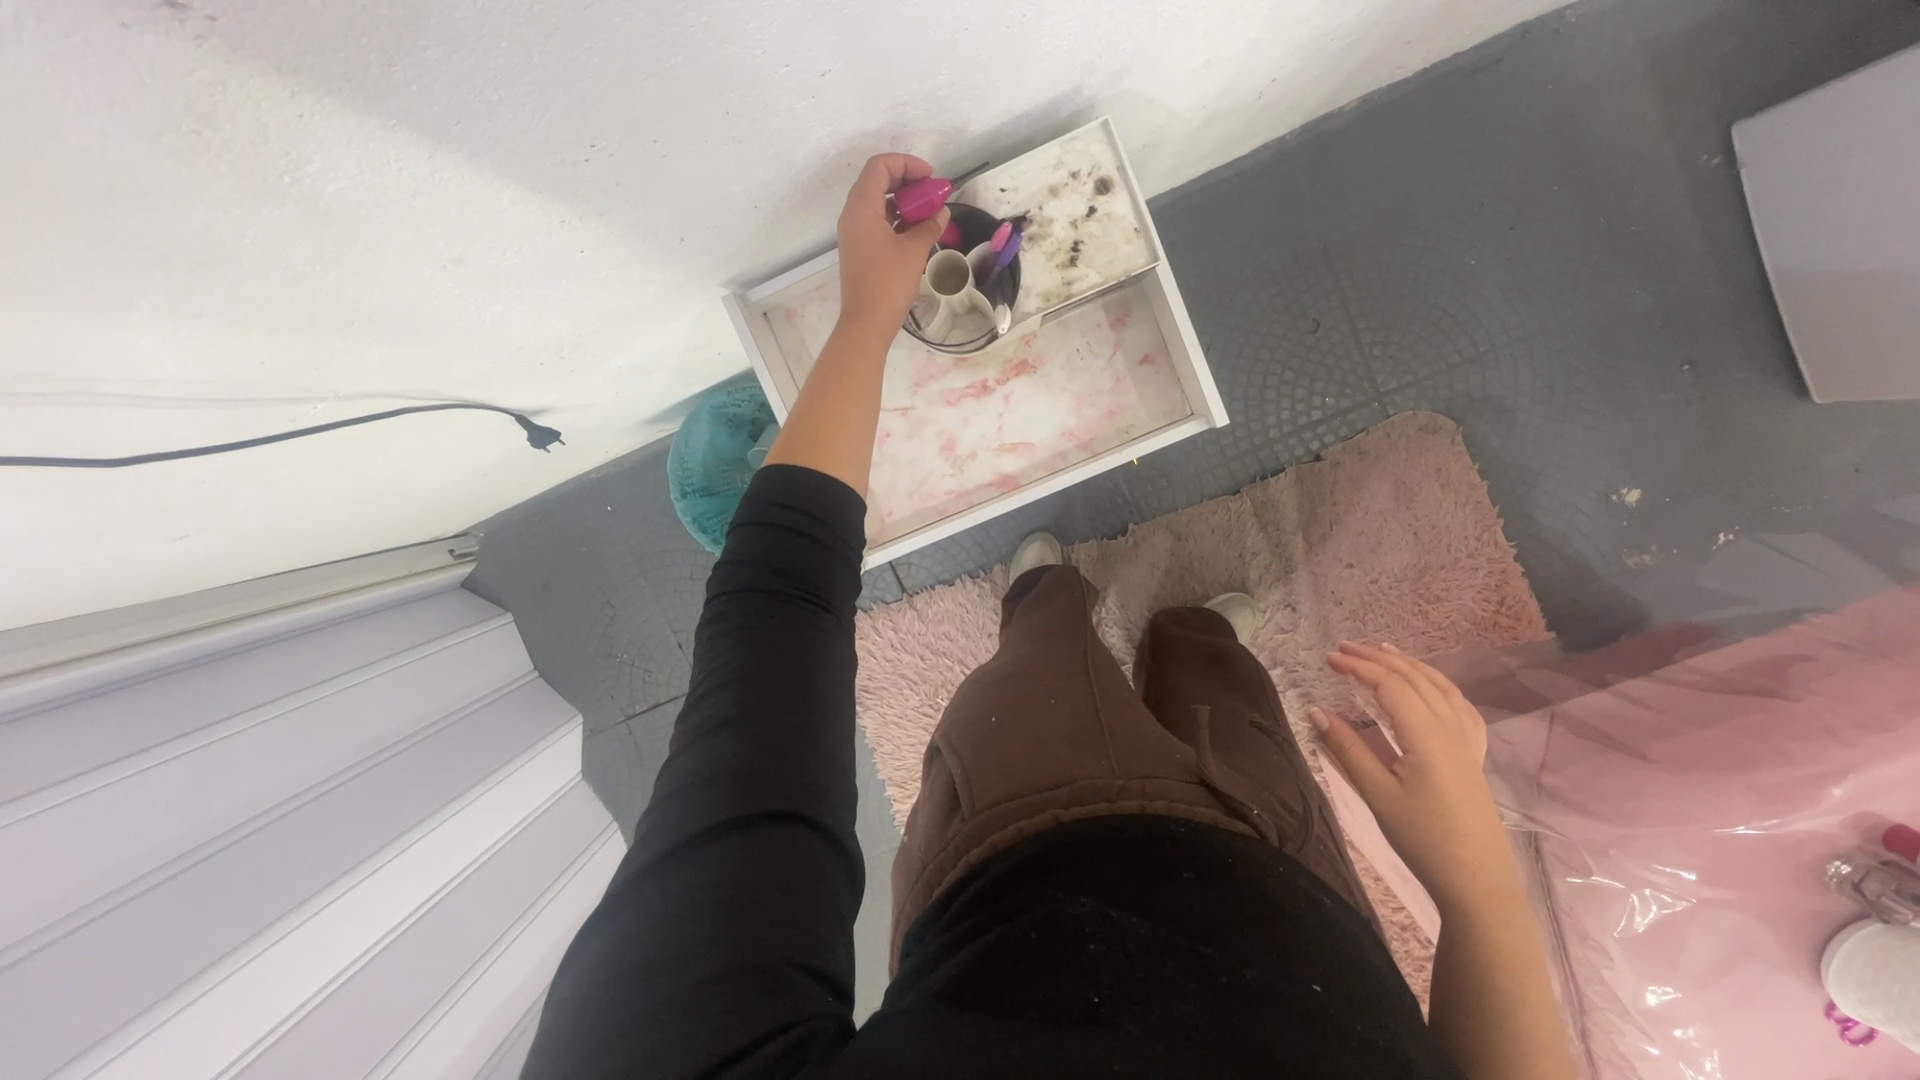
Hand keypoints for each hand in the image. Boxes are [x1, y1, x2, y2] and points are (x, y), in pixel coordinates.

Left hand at [836, 154, 948, 335]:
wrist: (866, 322)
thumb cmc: (888, 284)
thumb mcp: (914, 250)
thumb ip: (929, 225)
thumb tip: (941, 212)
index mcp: (862, 207)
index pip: (880, 166)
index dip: (907, 164)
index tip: (931, 177)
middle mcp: (853, 214)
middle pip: (878, 181)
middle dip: (907, 181)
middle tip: (932, 193)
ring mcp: (854, 232)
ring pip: (878, 202)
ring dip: (904, 201)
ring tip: (929, 212)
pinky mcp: (859, 248)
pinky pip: (877, 222)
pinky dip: (897, 219)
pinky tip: (918, 230)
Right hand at [1311, 641, 1516, 914]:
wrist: (1478, 881)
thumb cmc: (1423, 839)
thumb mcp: (1378, 795)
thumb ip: (1348, 749)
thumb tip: (1317, 711)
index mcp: (1427, 736)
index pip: (1390, 685)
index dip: (1359, 667)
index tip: (1329, 659)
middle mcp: (1451, 729)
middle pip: (1415, 679)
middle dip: (1378, 659)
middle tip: (1344, 648)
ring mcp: (1467, 742)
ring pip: (1440, 687)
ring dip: (1410, 665)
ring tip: (1384, 651)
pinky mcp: (1474, 756)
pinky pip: (1460, 706)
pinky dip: (1440, 686)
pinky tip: (1431, 686)